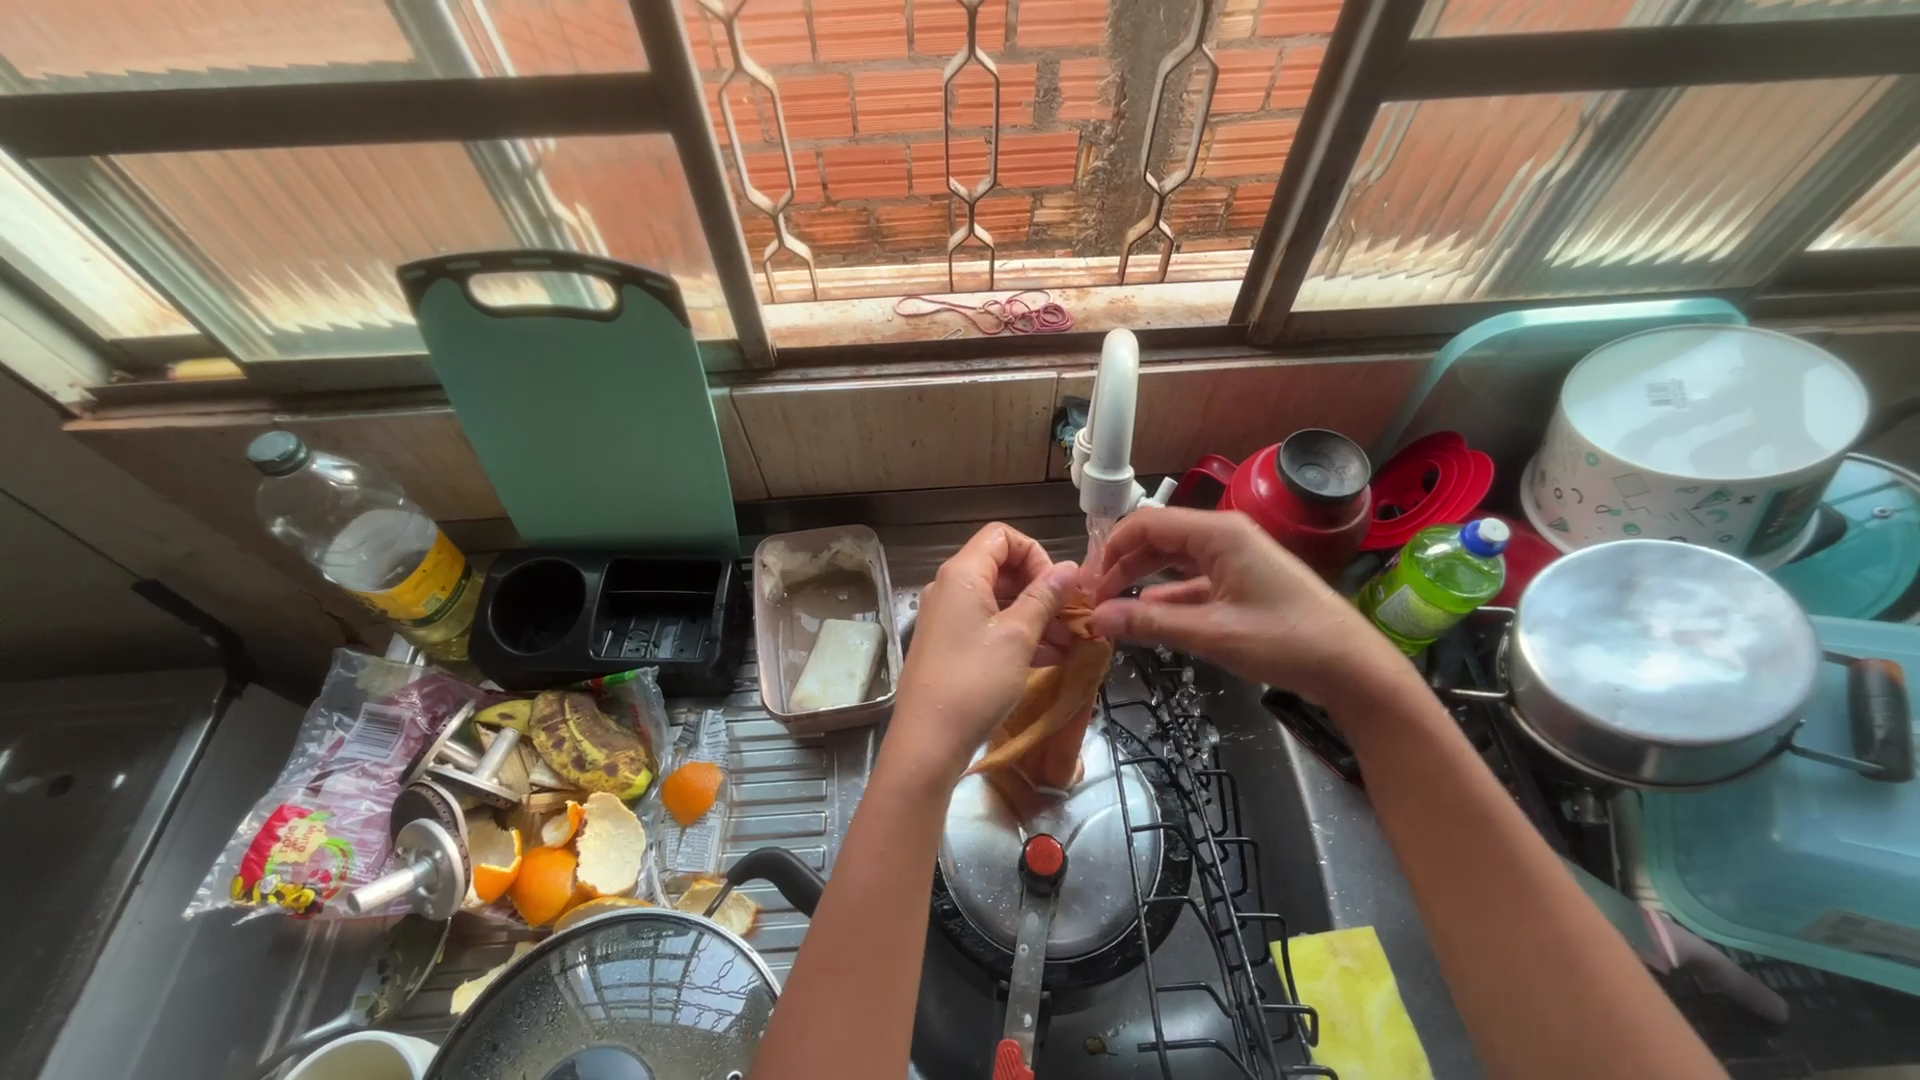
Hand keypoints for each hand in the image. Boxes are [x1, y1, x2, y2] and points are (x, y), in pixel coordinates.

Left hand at [891, 524, 1078, 779]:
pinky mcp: (949, 646)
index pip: (1002, 536)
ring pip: (999, 601)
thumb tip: (1068, 568)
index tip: (1057, 587)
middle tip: (1073, 618)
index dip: (1035, 554)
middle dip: (1041, 589)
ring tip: (1070, 643)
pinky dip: (1018, 635)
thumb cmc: (975, 681)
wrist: (928, 740)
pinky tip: (1049, 658)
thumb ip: (1044, 597)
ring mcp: (947, 618)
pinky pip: (989, 627)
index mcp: (962, 574)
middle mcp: (949, 588)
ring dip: (1036, 616)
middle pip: (1002, 568)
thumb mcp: (1018, 637)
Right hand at [1087, 508, 1407, 707]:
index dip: (1110, 549)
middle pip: (1157, 539)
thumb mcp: (1212, 634)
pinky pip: (1192, 581)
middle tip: (1094, 599)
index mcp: (1218, 533)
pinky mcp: (1241, 581)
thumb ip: (1150, 625)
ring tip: (1112, 609)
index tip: (1087, 583)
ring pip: (1172, 560)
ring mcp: (1235, 558)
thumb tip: (1096, 619)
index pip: (1146, 523)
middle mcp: (1224, 536)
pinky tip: (1146, 618)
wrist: (1351, 667)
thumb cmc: (1286, 641)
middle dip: (1121, 566)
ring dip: (1141, 581)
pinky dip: (1166, 597)